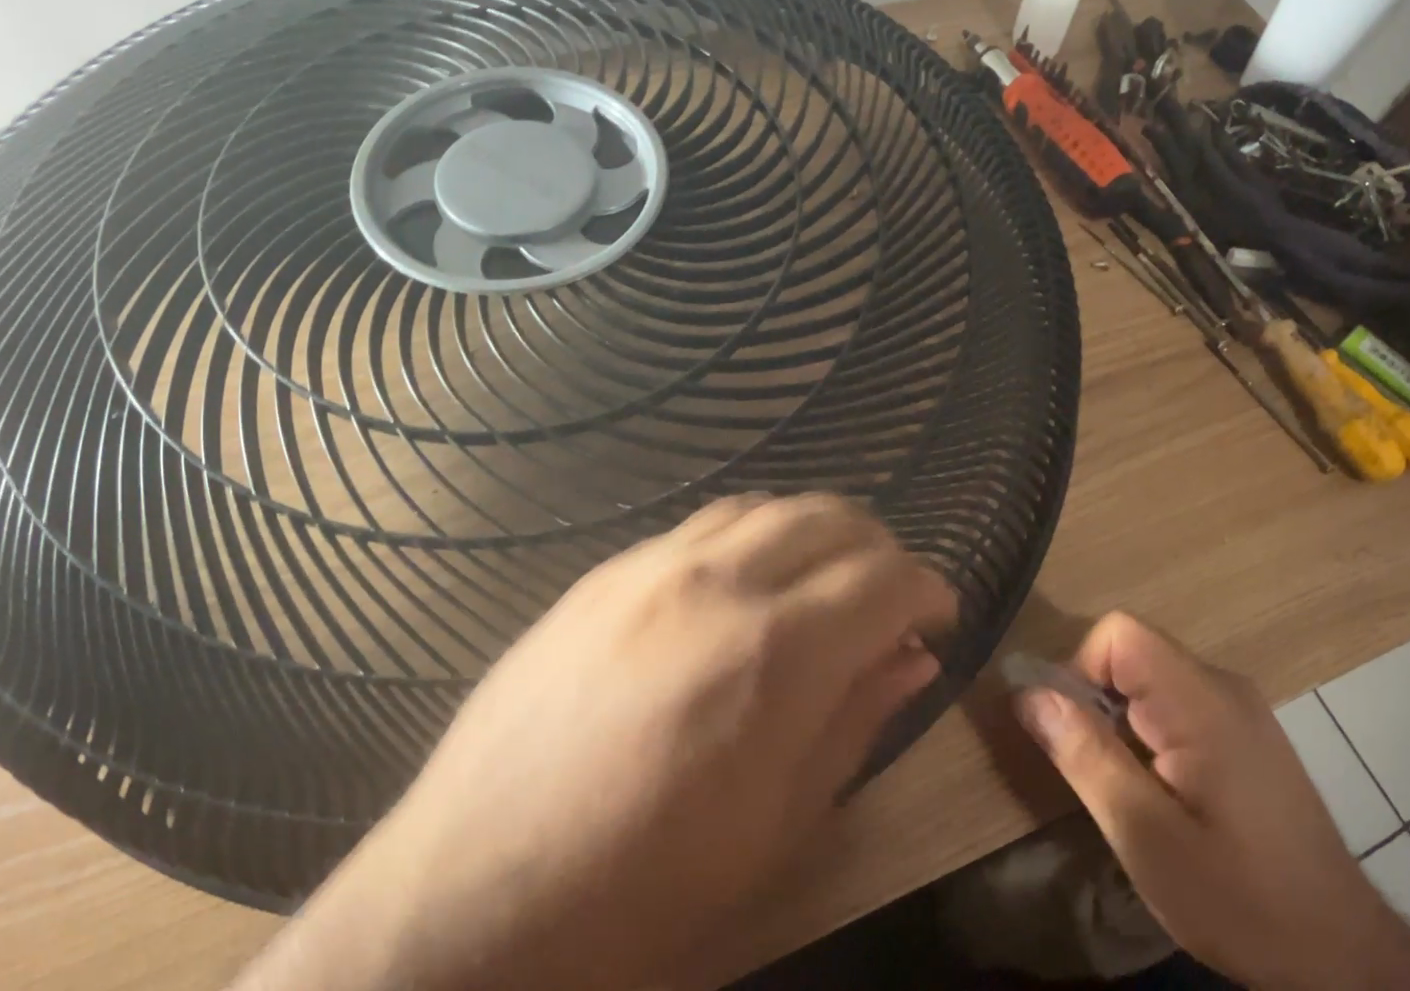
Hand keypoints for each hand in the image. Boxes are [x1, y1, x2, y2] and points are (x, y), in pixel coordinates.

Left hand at [233, 493, 952, 990]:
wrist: (472, 902)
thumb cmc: (646, 889)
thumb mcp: (780, 826)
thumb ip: (856, 722)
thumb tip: (912, 657)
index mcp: (775, 652)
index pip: (885, 576)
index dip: (928, 589)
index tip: (938, 618)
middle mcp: (714, 584)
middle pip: (828, 518)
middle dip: (880, 551)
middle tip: (890, 601)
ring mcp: (644, 570)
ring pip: (760, 507)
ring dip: (812, 533)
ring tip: (823, 583)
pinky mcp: (594, 579)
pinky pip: (695, 528)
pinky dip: (747, 539)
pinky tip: (742, 587)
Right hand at [1014, 613, 1409, 990]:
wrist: (1339, 952)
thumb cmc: (1239, 898)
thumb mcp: (1144, 834)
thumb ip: (1085, 755)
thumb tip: (1028, 694)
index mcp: (1202, 702)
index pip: (1118, 634)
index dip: (1078, 671)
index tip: (1074, 737)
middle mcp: (1225, 688)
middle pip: (1133, 653)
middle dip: (1095, 701)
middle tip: (1096, 775)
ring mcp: (1241, 711)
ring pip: (1151, 680)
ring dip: (1119, 723)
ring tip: (1127, 792)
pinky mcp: (1246, 736)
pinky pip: (1176, 705)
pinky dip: (1147, 735)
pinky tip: (1161, 795)